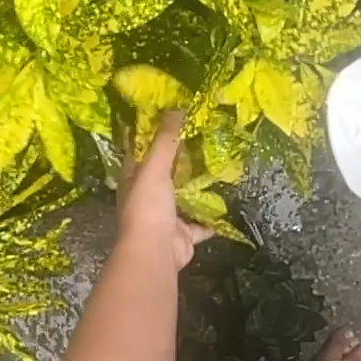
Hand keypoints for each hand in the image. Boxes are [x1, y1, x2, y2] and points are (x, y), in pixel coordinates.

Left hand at [118, 111, 212, 270]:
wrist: (155, 252)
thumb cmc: (148, 206)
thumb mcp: (154, 167)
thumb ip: (166, 140)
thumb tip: (176, 108)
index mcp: (134, 179)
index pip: (139, 150)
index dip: (150, 134)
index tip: (168, 117)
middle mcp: (148, 197)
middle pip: (164, 173)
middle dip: (181, 159)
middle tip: (203, 139)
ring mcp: (166, 217)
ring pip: (184, 198)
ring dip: (198, 188)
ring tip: (218, 167)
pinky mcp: (184, 234)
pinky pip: (201, 223)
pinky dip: (212, 218)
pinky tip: (227, 204)